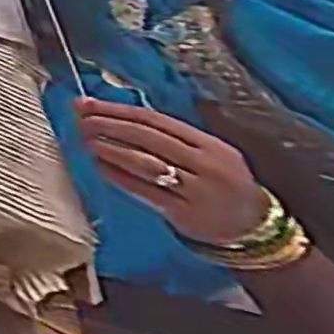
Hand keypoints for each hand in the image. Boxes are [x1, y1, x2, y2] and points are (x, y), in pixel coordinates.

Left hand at [77, 98, 269, 245]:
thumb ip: (163, 134)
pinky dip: (117, 175)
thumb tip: (108, 112)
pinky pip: (144, 190)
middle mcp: (207, 165)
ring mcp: (199, 191)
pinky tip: (99, 166)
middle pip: (146, 137)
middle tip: (80, 121)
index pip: (153, 119)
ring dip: (109, 149)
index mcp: (211, 145)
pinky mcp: (186, 213)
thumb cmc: (216, 182)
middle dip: (107, 125)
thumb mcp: (204, 153)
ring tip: (86, 141)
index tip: (85, 104)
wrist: (254, 229)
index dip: (115, 109)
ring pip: (144, 163)